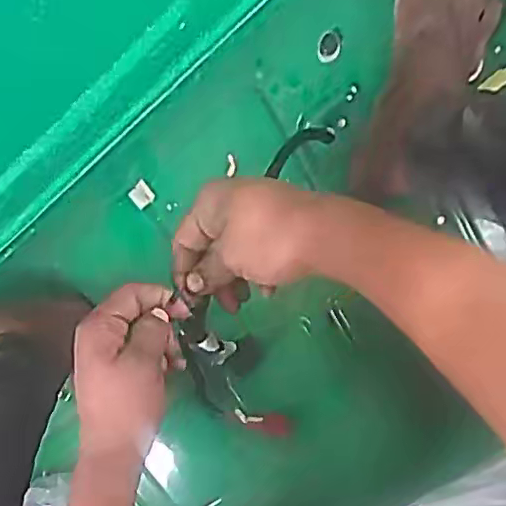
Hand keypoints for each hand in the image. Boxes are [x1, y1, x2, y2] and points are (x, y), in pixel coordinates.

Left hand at [73, 284, 186, 462]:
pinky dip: (154, 357)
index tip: (186, 312)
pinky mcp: (111, 373)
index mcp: (98, 326)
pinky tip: (167, 372)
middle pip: (134, 312)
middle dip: (162, 324)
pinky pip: (135, 353)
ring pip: (138, 334)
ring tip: (174, 365)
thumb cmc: (129, 405)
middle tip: (178, 348)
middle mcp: (95, 335)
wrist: (113, 450)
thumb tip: (159, 313)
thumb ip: (153, 328)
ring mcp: (101, 355)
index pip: (130, 293)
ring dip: (161, 343)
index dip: (160, 296)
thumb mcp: (145, 361)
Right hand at [171, 178, 326, 312]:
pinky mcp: (279, 223)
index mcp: (208, 202)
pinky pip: (257, 250)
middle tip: (225, 305)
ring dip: (235, 280)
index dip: (182, 273)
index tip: (189, 302)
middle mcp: (229, 200)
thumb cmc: (267, 243)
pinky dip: (257, 271)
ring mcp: (257, 210)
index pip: (182, 240)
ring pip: (233, 251)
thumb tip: (192, 285)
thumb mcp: (229, 261)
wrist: (323, 234)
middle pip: (209, 247)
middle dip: (213, 280)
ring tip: (246, 301)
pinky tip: (268, 289)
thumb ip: (205, 274)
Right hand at [393, 0, 504, 96]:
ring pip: (493, 14)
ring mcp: (482, 34)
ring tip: (478, 10)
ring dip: (487, 9)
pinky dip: (477, 42)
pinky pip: (481, 46)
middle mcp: (484, 1)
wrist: (428, 79)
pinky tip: (470, 45)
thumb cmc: (422, 22)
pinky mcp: (475, 64)